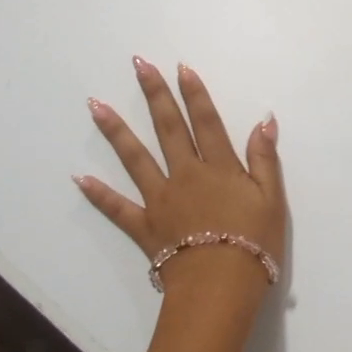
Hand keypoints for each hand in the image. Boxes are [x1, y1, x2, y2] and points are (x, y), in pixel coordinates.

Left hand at [74, 58, 286, 297]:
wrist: (220, 287)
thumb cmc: (254, 244)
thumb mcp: (272, 200)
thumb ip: (265, 159)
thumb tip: (264, 120)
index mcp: (219, 168)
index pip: (206, 122)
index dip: (195, 94)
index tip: (181, 67)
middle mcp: (186, 175)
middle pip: (168, 128)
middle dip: (155, 94)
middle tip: (138, 65)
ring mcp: (161, 199)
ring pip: (135, 158)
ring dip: (116, 130)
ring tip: (95, 105)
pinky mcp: (145, 226)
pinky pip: (118, 208)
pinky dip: (99, 195)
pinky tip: (79, 179)